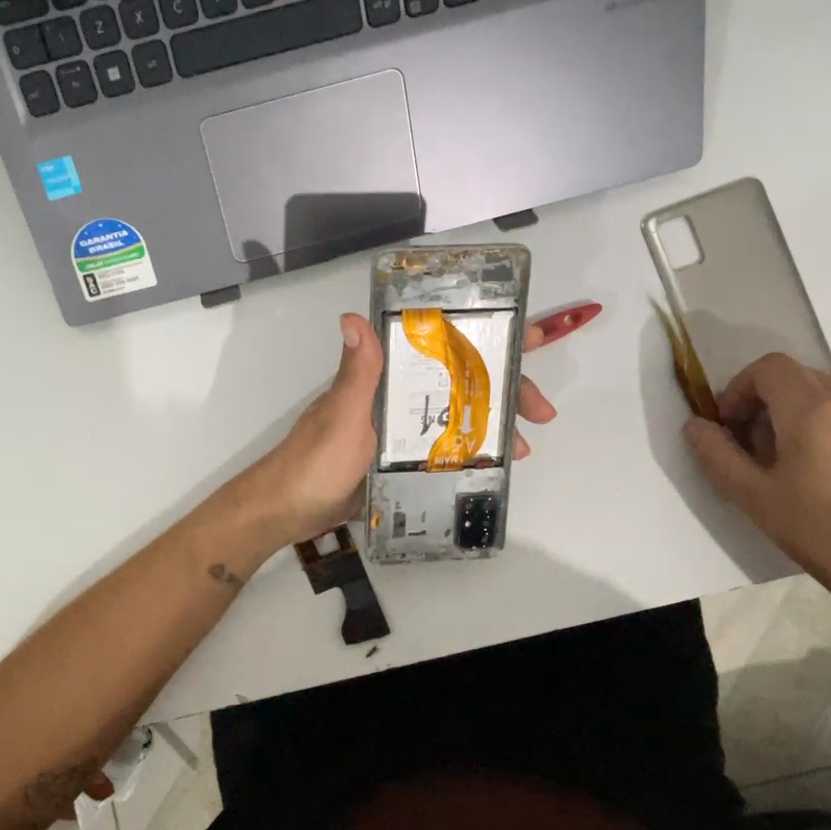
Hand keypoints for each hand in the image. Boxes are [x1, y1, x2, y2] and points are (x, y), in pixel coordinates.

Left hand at [246, 313, 558, 546]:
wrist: (288, 511)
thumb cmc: (314, 461)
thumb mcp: (342, 416)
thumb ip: (356, 374)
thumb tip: (353, 318)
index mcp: (385, 377)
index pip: (441, 346)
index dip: (485, 337)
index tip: (530, 335)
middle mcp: (397, 396)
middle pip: (462, 382)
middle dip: (506, 390)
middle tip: (542, 411)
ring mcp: (400, 430)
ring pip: (459, 417)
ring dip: (495, 426)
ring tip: (523, 448)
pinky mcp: (400, 461)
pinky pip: (446, 450)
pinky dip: (474, 453)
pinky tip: (495, 465)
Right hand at [681, 354, 830, 647]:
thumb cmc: (825, 537)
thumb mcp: (754, 500)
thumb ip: (716, 455)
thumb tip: (696, 424)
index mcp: (813, 408)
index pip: (769, 368)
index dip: (742, 389)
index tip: (735, 426)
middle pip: (809, 377)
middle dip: (780, 403)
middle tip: (773, 450)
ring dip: (824, 411)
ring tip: (822, 460)